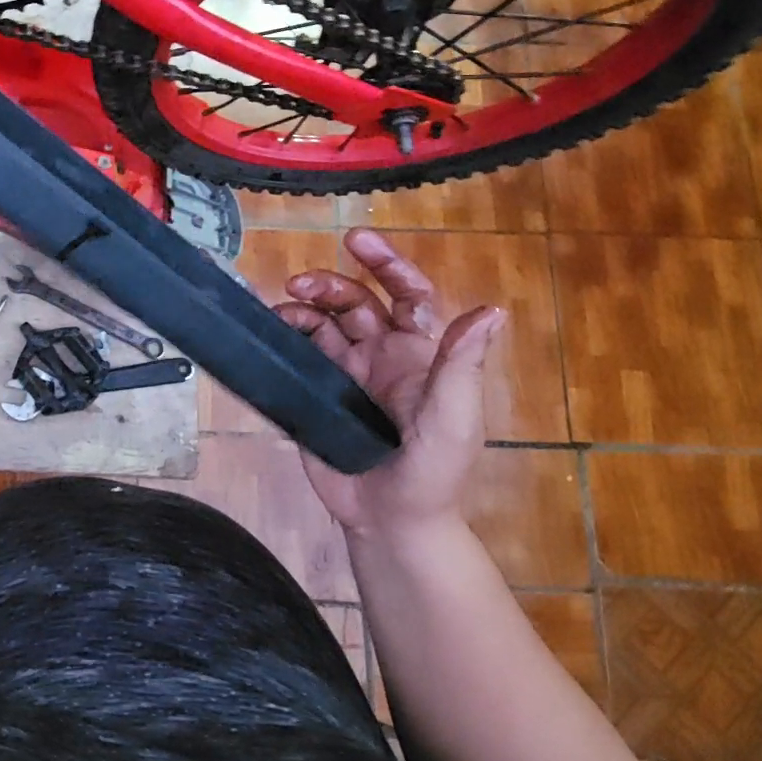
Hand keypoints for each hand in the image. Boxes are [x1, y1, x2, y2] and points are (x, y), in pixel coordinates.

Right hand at [275, 229, 504, 541]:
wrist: (389, 519)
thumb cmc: (432, 471)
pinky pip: (297, 355)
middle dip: (329, 284)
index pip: (406, 296)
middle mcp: (381, 355)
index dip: (387, 265)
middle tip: (298, 283)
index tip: (355, 241)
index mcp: (418, 355)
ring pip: (322, 324)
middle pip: (355, 302)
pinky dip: (282, 338)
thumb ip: (462, 366)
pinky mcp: (316, 395)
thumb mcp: (454, 419)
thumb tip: (492, 308)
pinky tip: (269, 334)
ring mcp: (346, 375)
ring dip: (302, 308)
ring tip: (281, 310)